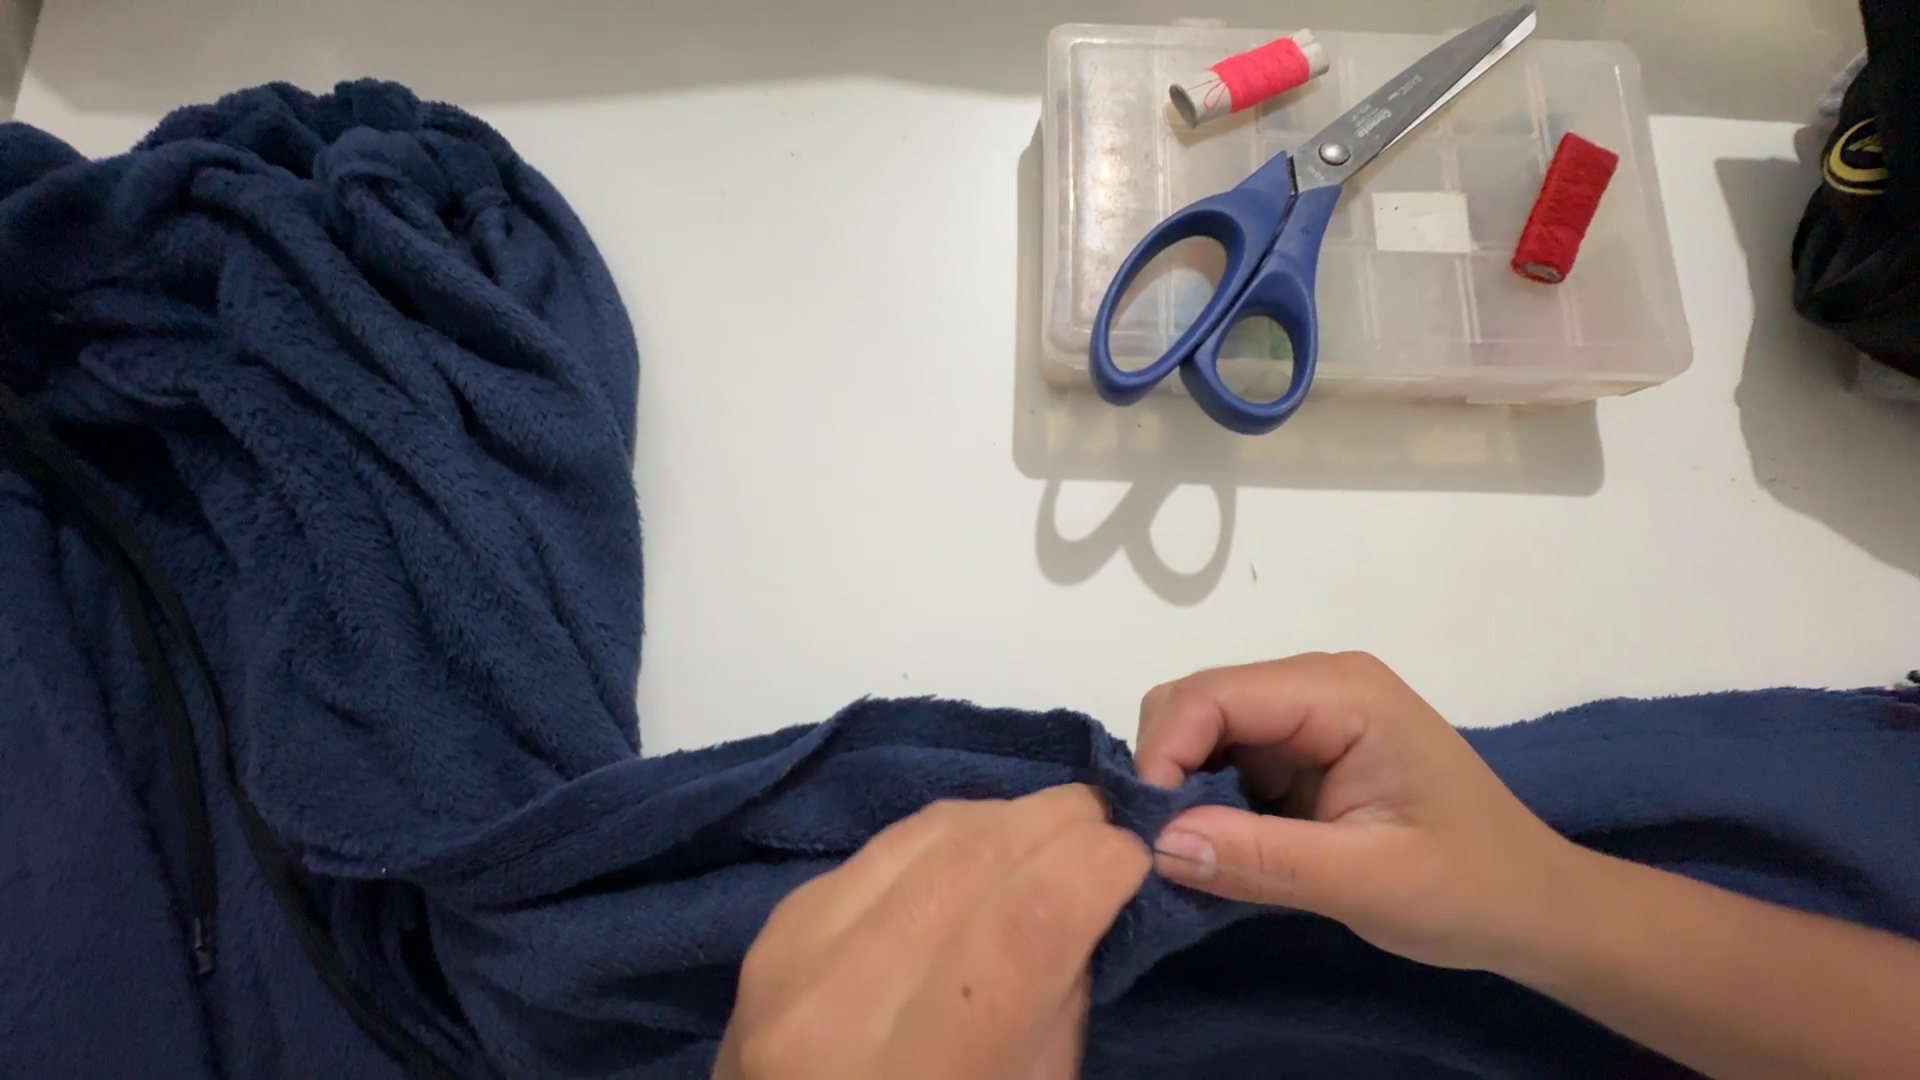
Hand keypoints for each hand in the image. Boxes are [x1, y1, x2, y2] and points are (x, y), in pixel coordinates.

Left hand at [713, 785, 1150, 1079]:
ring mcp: (796, 946)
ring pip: (932, 829)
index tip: (1134, 850)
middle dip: (1058, 820)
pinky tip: (983, 844)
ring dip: (1009, 815)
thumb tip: (1086, 885)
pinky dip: (952, 831)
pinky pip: (889, 841)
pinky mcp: (783, 916)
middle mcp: (838, 998)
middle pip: (974, 857)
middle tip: (1103, 817)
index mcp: (914, 1076)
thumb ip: (1058, 995)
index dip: (1095, 864)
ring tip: (1051, 826)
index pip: (1026, 923)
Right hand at [1136, 652, 1576, 972]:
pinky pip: (1219, 753)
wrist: (1536, 907)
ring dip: (1181, 782)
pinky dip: (1201, 793)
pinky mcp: (1293, 744)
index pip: (1214, 695)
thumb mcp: (1370, 884)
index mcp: (1339, 692)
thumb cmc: (1472, 889)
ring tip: (1194, 845)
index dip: (1164, 751)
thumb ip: (1262, 859)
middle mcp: (1311, 683)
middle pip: (1195, 700)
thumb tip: (1157, 843)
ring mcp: (1301, 711)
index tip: (1147, 828)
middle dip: (1166, 765)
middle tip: (1166, 842)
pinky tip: (1219, 836)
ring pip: (1197, 725)